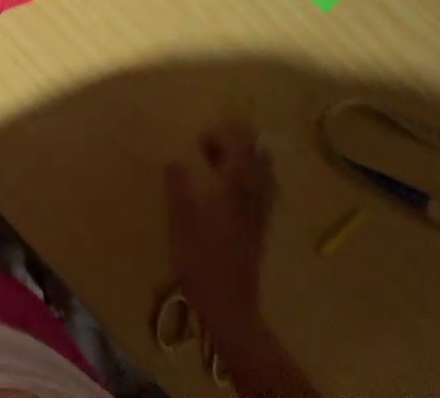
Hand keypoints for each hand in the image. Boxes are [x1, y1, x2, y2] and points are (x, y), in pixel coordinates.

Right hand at [165, 122, 276, 327]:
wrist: (229, 304)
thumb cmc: (200, 261)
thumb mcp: (180, 222)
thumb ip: (178, 188)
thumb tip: (175, 161)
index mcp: (233, 191)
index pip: (238, 149)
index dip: (222, 136)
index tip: (199, 138)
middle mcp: (252, 198)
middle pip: (256, 159)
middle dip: (238, 143)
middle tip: (210, 143)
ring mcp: (260, 215)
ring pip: (264, 176)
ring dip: (248, 159)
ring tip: (225, 158)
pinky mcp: (260, 230)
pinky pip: (264, 192)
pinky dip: (253, 179)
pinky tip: (237, 187)